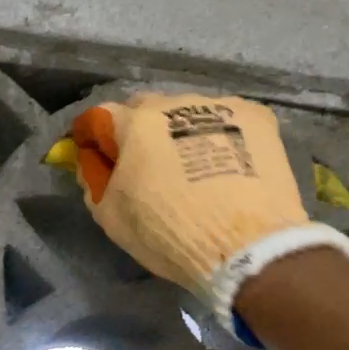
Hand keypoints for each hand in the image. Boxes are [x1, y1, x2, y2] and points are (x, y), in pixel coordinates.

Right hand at [70, 93, 348, 316]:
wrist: (248, 246)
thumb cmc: (169, 232)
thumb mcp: (110, 215)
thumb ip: (93, 180)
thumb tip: (91, 162)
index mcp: (135, 122)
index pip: (97, 117)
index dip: (90, 138)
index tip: (94, 157)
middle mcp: (176, 103)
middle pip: (145, 110)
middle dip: (138, 132)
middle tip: (145, 166)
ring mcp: (220, 107)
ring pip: (188, 113)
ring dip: (181, 132)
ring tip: (192, 167)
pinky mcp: (258, 119)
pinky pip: (226, 120)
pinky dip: (219, 136)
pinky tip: (226, 164)